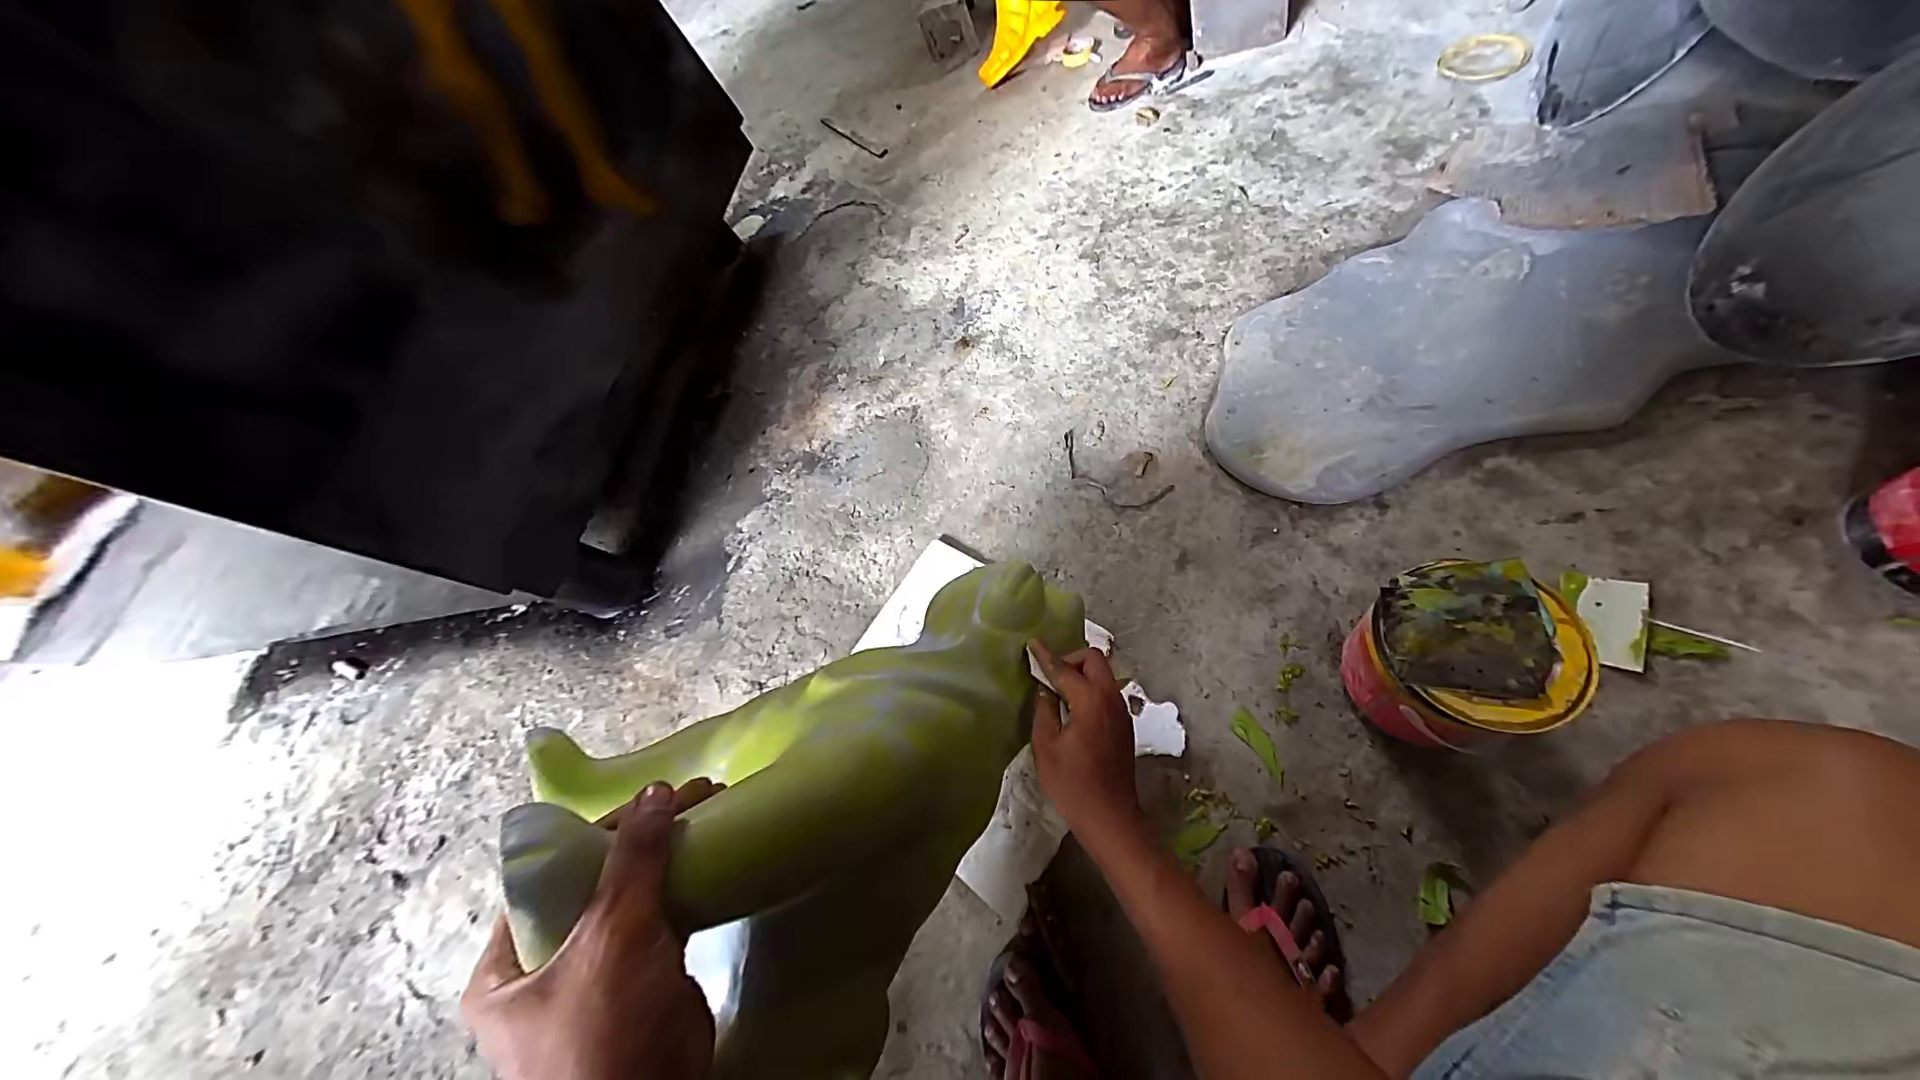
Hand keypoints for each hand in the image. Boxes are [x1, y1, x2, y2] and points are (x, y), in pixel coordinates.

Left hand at [463, 778, 723, 1079]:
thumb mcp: (611, 935)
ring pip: (632, 894)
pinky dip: (684, 883)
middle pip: (595, 878)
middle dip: (641, 837)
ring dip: (667, 855)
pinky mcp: (644, 974)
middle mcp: (548, 961)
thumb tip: (658, 790)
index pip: (550, 871)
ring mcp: (599, 968)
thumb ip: (634, 860)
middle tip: (688, 798)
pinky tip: (709, 855)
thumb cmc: (603, 1027)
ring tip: (706, 813)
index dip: (597, 829)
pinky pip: (662, 915)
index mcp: (508, 962)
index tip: (648, 798)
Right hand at [1028, 639, 1143, 847]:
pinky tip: (1073, 708)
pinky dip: (1090, 689)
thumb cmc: (1073, 784)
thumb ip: (1044, 710)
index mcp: (1091, 701)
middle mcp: (1111, 699)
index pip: (1065, 669)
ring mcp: (1121, 712)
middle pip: (1094, 660)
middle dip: (1071, 659)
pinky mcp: (1123, 725)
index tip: (1032, 645)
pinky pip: (1107, 693)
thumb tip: (1044, 689)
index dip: (1046, 656)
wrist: (1110, 817)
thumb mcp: (1046, 746)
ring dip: (1082, 674)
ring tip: (1058, 691)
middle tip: (1049, 674)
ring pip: (1104, 675)